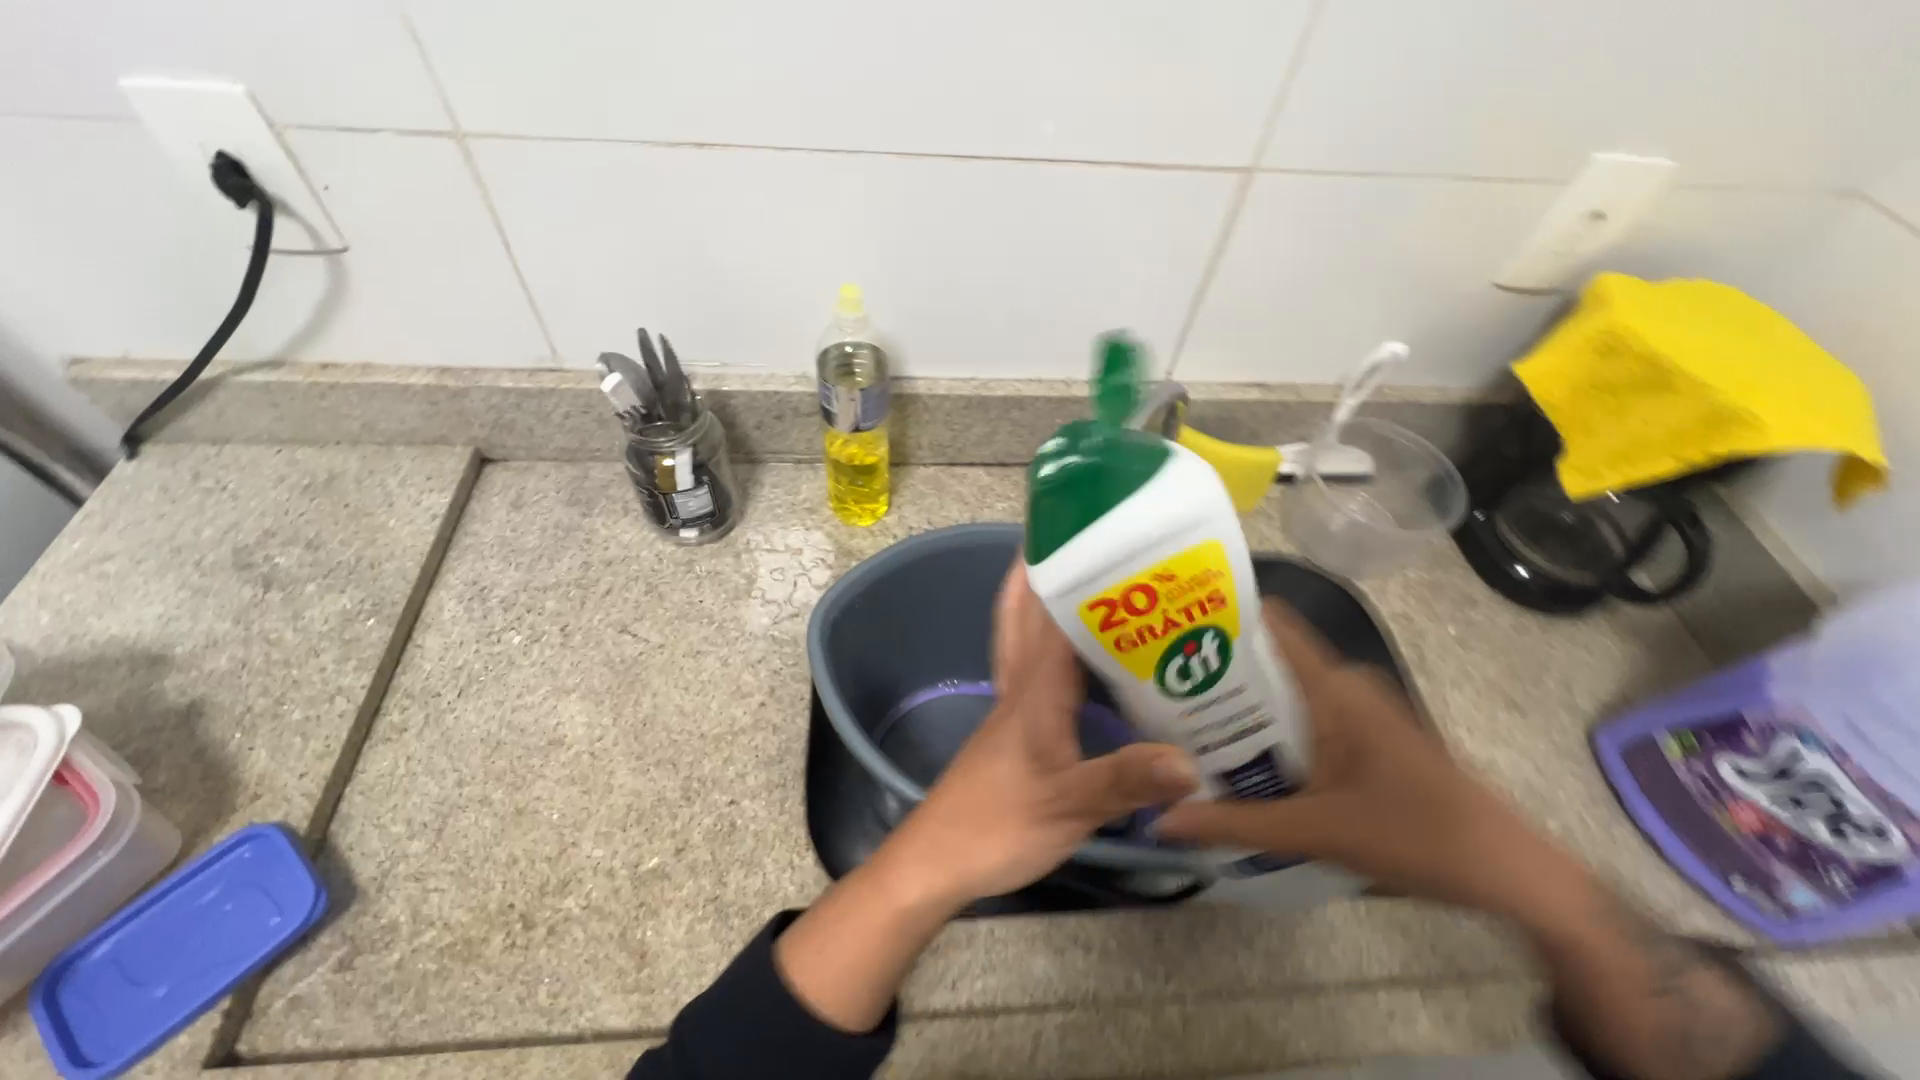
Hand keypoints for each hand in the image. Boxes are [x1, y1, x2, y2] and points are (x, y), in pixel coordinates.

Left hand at [876, 561, 1198, 910]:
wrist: (938, 860)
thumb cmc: (997, 825)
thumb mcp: (1068, 805)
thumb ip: (1124, 781)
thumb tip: (1192, 761)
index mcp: (1035, 689)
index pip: (1053, 614)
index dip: (1075, 571)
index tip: (1102, 530)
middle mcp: (1021, 686)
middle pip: (1027, 612)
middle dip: (1049, 569)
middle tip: (1091, 539)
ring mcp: (1014, 708)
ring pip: (1026, 638)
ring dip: (1046, 602)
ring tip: (1090, 580)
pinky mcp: (1016, 732)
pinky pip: (1034, 671)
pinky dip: (1052, 648)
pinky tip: (1082, 660)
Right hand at [1156, 599, 1579, 920]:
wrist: (1506, 870)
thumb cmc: (1415, 835)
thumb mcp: (1314, 832)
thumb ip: (1233, 823)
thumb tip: (1158, 820)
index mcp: (1334, 687)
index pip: (1271, 624)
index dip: (1218, 617)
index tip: (1163, 629)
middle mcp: (1345, 686)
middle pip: (1266, 664)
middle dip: (1211, 677)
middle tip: (1153, 695)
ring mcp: (1358, 711)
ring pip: (1282, 696)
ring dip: (1237, 711)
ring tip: (1178, 727)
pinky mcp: (1366, 737)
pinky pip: (1302, 720)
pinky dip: (1266, 734)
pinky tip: (1233, 762)